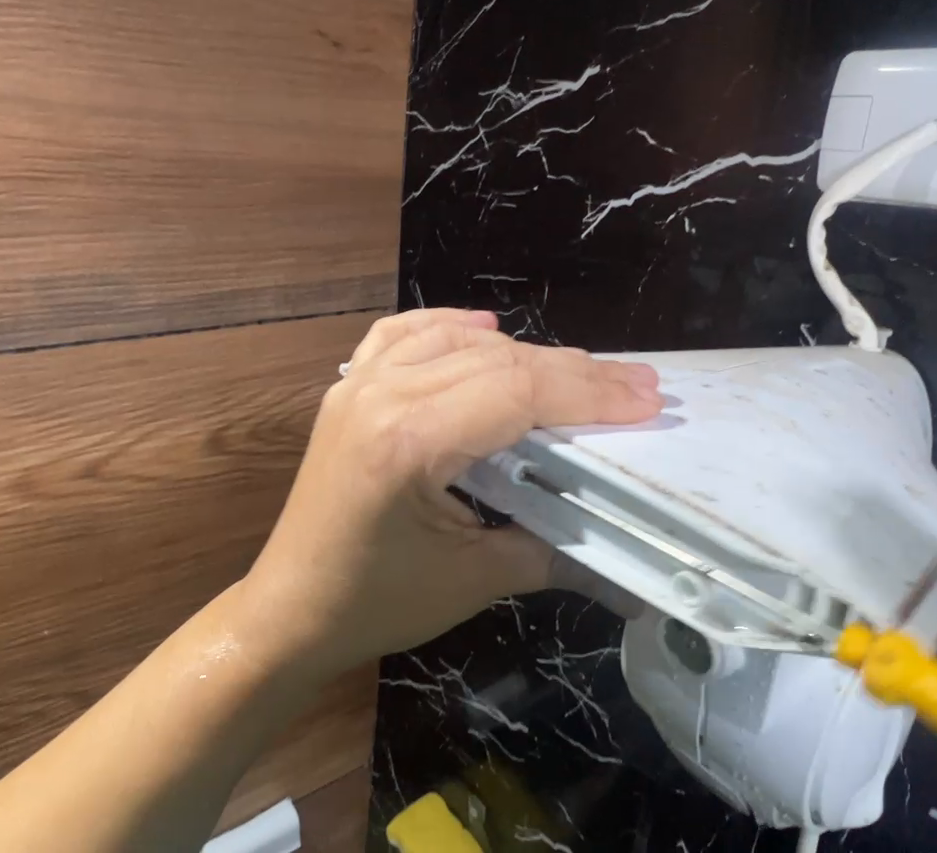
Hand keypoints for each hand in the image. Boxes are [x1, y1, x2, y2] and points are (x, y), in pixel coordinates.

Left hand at [239, 308, 662, 674]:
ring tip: (579, 373)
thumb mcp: (472, 581)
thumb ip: (550, 548)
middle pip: (496, 362)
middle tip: (635, 387)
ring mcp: (358, 385)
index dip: (588, 393)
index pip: (517, 393)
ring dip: (522, 353)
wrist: (290, 608)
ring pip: (457, 341)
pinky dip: (450, 327)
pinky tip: (484, 328)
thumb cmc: (375, 602)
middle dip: (573, 373)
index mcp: (409, 441)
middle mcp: (381, 395)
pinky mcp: (348, 389)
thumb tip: (622, 550)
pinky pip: (403, 335)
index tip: (646, 399)